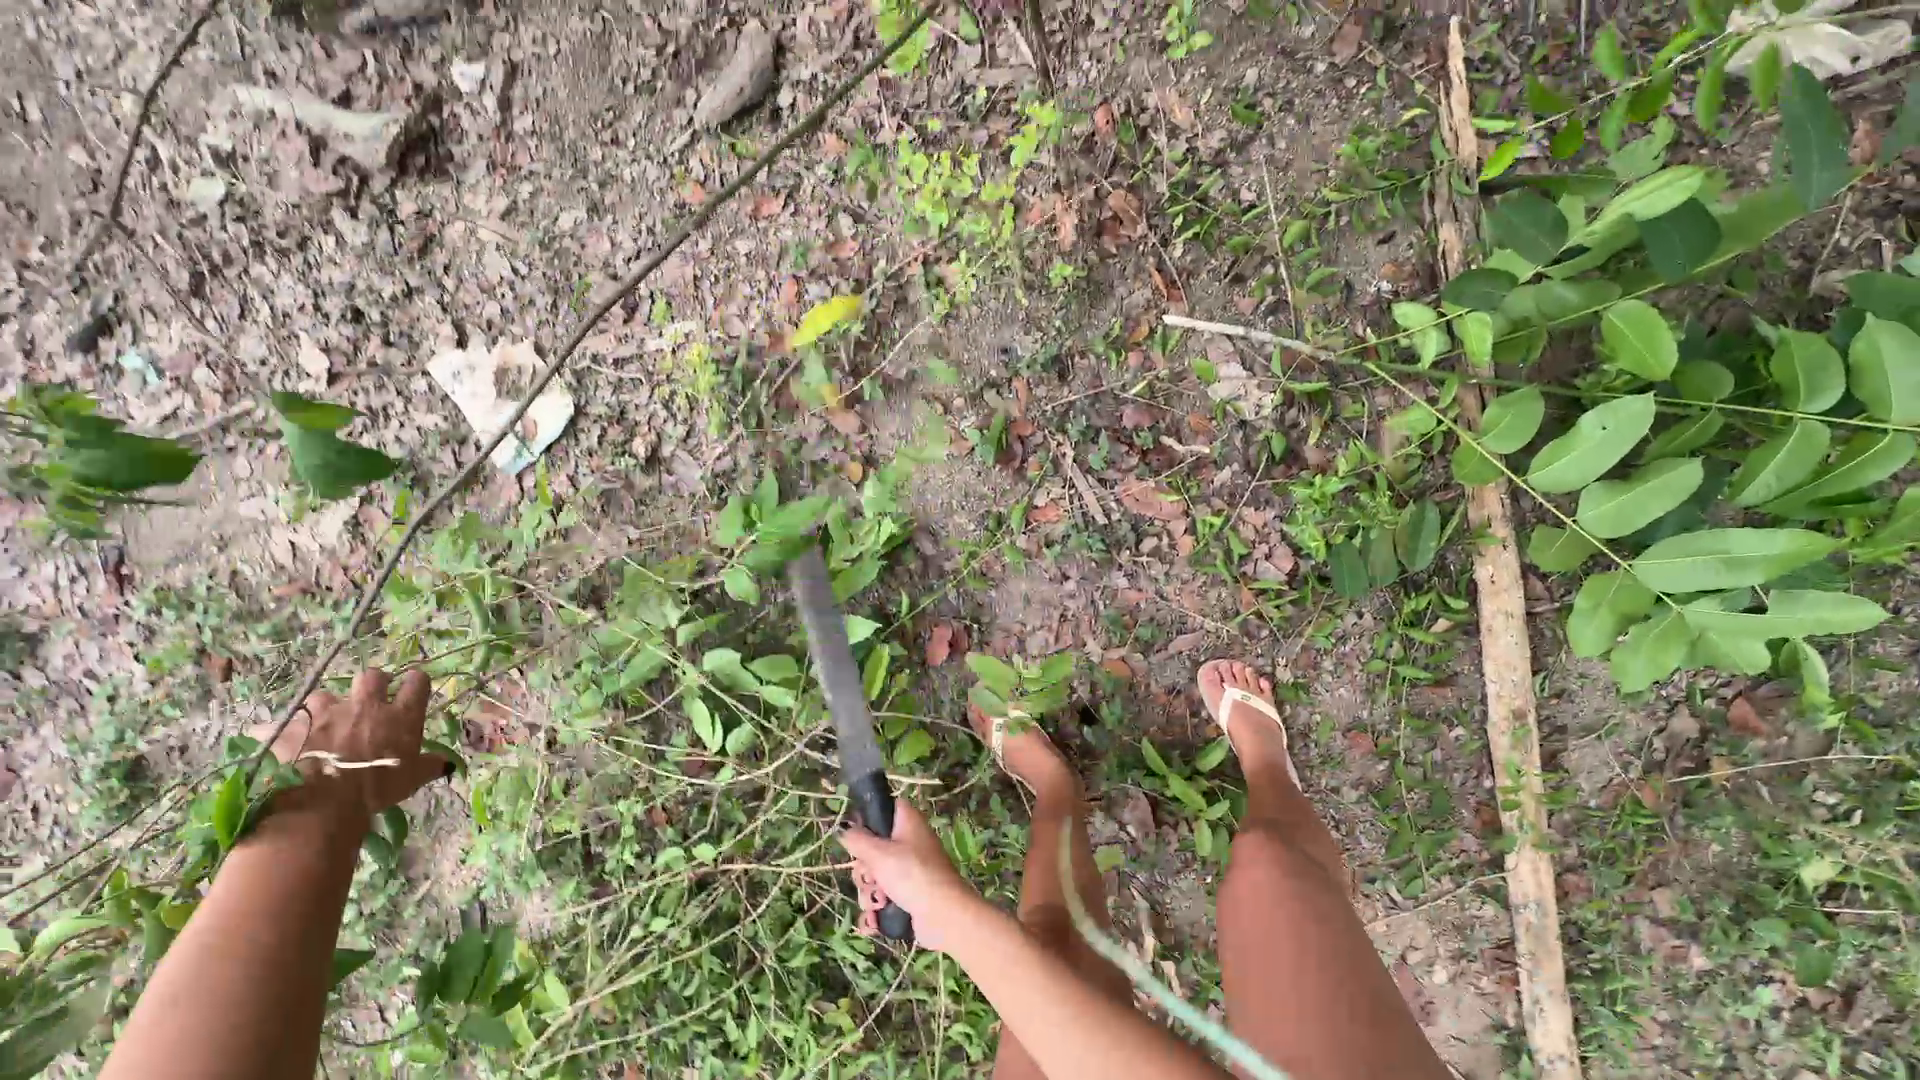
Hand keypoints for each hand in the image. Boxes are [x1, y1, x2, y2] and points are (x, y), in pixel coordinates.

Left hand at [256, 668, 447, 822]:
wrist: (322, 802)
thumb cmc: (377, 788)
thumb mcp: (412, 779)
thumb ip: (430, 765)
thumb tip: (446, 763)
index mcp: (401, 715)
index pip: (417, 682)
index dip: (416, 683)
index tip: (414, 689)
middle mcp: (367, 706)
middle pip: (372, 676)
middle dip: (373, 684)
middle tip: (371, 700)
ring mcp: (328, 713)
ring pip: (327, 695)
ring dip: (327, 706)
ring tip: (325, 722)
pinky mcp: (295, 726)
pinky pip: (289, 722)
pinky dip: (290, 730)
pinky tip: (290, 742)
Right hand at [835, 800, 977, 950]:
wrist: (944, 916)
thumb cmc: (913, 874)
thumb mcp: (879, 854)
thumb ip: (857, 840)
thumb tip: (844, 830)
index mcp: (907, 822)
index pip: (884, 808)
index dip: (867, 820)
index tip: (857, 837)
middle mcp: (908, 843)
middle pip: (872, 849)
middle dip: (865, 871)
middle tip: (871, 878)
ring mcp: (908, 870)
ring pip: (875, 876)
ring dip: (870, 894)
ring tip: (879, 903)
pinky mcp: (908, 895)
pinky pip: (882, 898)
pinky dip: (876, 910)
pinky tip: (874, 921)